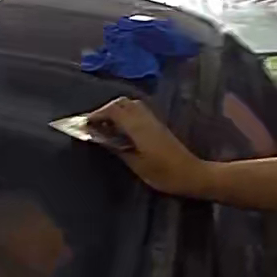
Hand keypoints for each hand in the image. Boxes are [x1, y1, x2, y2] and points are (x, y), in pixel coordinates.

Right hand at [86, 97, 214, 198]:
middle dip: (105, 110)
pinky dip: (124, 113)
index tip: (84, 124)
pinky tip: (121, 127)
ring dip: (115, 110)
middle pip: (120, 103)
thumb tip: (100, 138)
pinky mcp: (157, 124)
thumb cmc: (163, 173)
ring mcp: (152, 119)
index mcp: (137, 126)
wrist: (191, 173)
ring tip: (105, 125)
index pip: (113, 111)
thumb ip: (117, 148)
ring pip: (129, 104)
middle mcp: (144, 117)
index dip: (97, 114)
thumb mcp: (136, 164)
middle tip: (93, 124)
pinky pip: (136, 110)